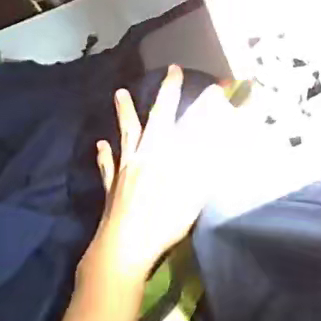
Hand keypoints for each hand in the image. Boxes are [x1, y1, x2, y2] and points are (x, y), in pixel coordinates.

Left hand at [80, 66, 216, 288]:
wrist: (124, 248)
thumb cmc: (162, 221)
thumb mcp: (193, 189)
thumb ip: (207, 159)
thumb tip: (221, 131)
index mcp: (162, 153)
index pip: (176, 116)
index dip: (180, 93)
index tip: (186, 72)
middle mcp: (141, 156)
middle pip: (151, 119)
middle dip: (162, 95)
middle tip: (167, 73)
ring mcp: (123, 172)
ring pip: (125, 136)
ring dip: (124, 115)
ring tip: (119, 95)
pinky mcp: (112, 190)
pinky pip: (107, 167)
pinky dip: (105, 155)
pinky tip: (100, 146)